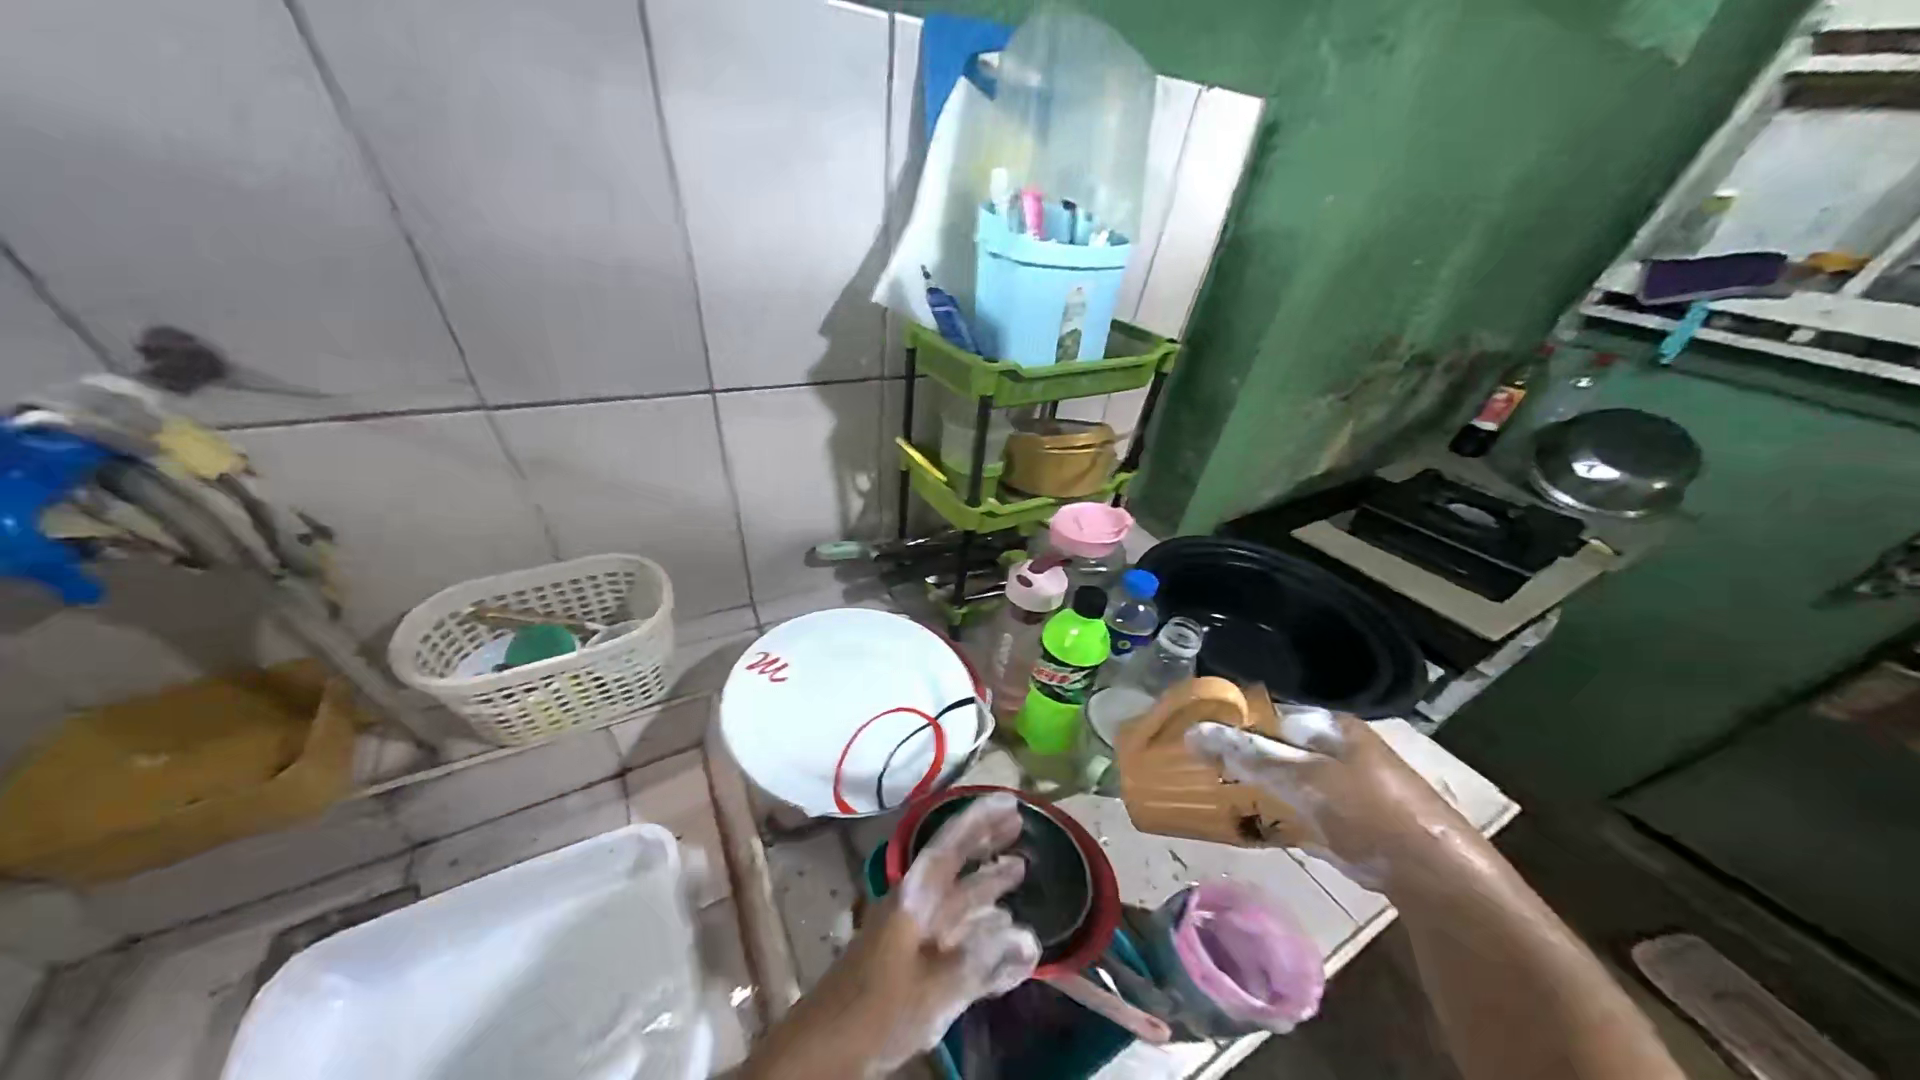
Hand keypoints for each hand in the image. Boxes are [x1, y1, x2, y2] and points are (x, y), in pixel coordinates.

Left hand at [743, 793, 1039, 1079]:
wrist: (826, 1046)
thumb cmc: (876, 1008)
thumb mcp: (932, 987)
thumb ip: (980, 961)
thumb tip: (1026, 936)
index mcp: (915, 897)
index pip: (951, 844)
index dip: (981, 819)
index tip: (1010, 801)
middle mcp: (917, 905)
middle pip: (956, 863)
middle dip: (986, 842)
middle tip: (1020, 824)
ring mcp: (916, 933)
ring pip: (959, 899)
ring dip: (988, 884)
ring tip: (1020, 867)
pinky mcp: (917, 961)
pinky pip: (957, 936)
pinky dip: (983, 933)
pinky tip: (1008, 937)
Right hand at [1186, 710, 1489, 897]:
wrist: (1436, 876)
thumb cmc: (1367, 813)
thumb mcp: (1302, 778)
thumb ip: (1247, 754)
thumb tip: (1192, 731)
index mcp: (1331, 726)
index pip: (1267, 714)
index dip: (1232, 727)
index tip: (1199, 747)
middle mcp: (1339, 747)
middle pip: (1275, 747)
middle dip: (1243, 761)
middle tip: (1208, 777)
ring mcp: (1346, 784)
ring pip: (1286, 778)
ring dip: (1258, 789)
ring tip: (1225, 801)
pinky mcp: (1350, 818)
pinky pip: (1300, 807)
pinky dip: (1279, 813)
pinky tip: (1259, 825)